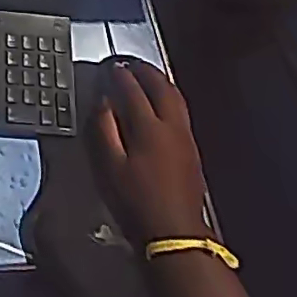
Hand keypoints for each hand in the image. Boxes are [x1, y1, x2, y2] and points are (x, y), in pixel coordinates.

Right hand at [92, 59, 208, 240]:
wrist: (175, 233)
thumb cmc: (136, 200)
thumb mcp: (109, 165)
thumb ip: (104, 128)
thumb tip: (103, 102)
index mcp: (148, 128)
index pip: (133, 90)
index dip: (120, 76)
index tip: (111, 67)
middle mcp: (171, 126)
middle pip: (161, 87)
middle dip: (145, 72)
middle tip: (131, 64)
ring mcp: (185, 137)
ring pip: (176, 98)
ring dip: (160, 82)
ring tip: (146, 76)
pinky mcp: (192, 149)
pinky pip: (181, 111)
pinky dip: (168, 97)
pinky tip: (159, 102)